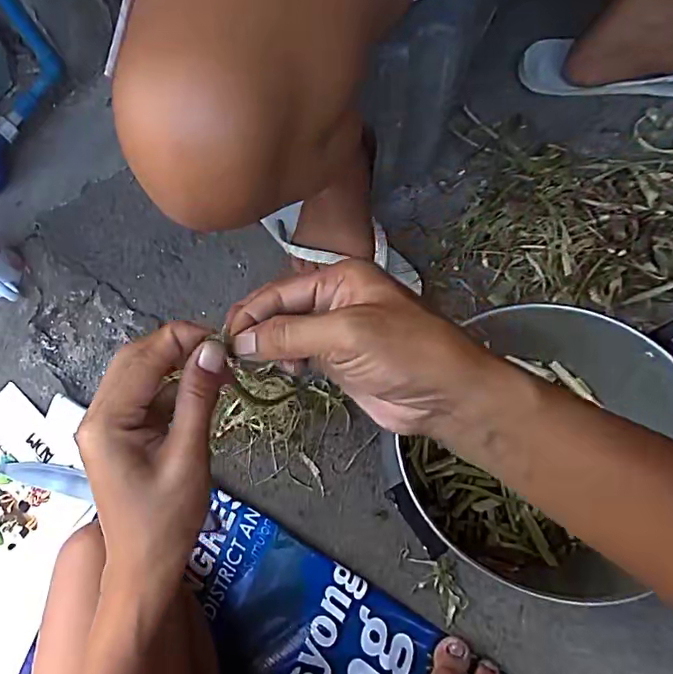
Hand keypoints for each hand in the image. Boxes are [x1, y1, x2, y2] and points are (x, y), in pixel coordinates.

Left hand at [76, 322, 227, 591]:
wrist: (145, 567)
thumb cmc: (166, 522)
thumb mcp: (188, 457)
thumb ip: (199, 399)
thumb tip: (213, 351)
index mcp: (106, 421)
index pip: (143, 358)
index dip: (182, 339)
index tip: (222, 341)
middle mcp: (97, 416)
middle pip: (136, 360)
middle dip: (178, 349)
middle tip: (221, 353)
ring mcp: (106, 426)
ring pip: (141, 376)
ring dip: (177, 368)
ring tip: (218, 372)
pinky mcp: (120, 435)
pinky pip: (146, 398)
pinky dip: (173, 390)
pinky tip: (202, 393)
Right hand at [223, 260, 502, 436]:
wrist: (447, 395)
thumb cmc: (406, 352)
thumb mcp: (346, 334)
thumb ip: (290, 334)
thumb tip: (241, 340)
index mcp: (339, 279)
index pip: (280, 290)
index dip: (251, 312)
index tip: (226, 336)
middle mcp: (335, 301)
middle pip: (280, 311)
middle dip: (257, 330)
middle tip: (233, 354)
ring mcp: (336, 333)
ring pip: (287, 336)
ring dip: (270, 349)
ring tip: (257, 365)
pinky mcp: (339, 363)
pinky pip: (301, 357)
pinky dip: (287, 365)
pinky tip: (286, 373)